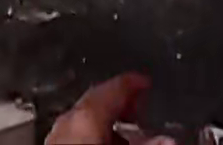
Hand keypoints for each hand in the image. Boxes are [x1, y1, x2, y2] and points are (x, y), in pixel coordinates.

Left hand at [45, 74, 171, 144]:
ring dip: (106, 129)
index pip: (114, 87)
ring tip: (126, 140)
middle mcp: (66, 126)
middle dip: (119, 107)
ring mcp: (54, 144)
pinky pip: (73, 143)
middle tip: (140, 111)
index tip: (146, 84)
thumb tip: (169, 140)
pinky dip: (91, 142)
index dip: (133, 84)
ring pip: (82, 126)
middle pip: (96, 105)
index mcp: (85, 118)